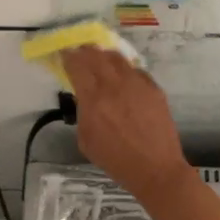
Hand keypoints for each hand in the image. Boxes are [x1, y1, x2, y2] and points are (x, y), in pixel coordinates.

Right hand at [60, 46, 191, 200]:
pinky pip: (136, 71)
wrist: (155, 168)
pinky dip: (125, 70)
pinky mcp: (154, 88)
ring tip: (100, 59)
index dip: (68, 57)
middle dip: (84, 51)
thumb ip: (83, 113)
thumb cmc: (116, 160)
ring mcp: (137, 84)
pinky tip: (123, 77)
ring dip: (105, 55)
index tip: (64, 54)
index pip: (77, 66)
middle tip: (80, 52)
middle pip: (96, 55)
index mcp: (94, 99)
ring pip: (118, 58)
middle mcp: (115, 85)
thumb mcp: (86, 140)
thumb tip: (84, 97)